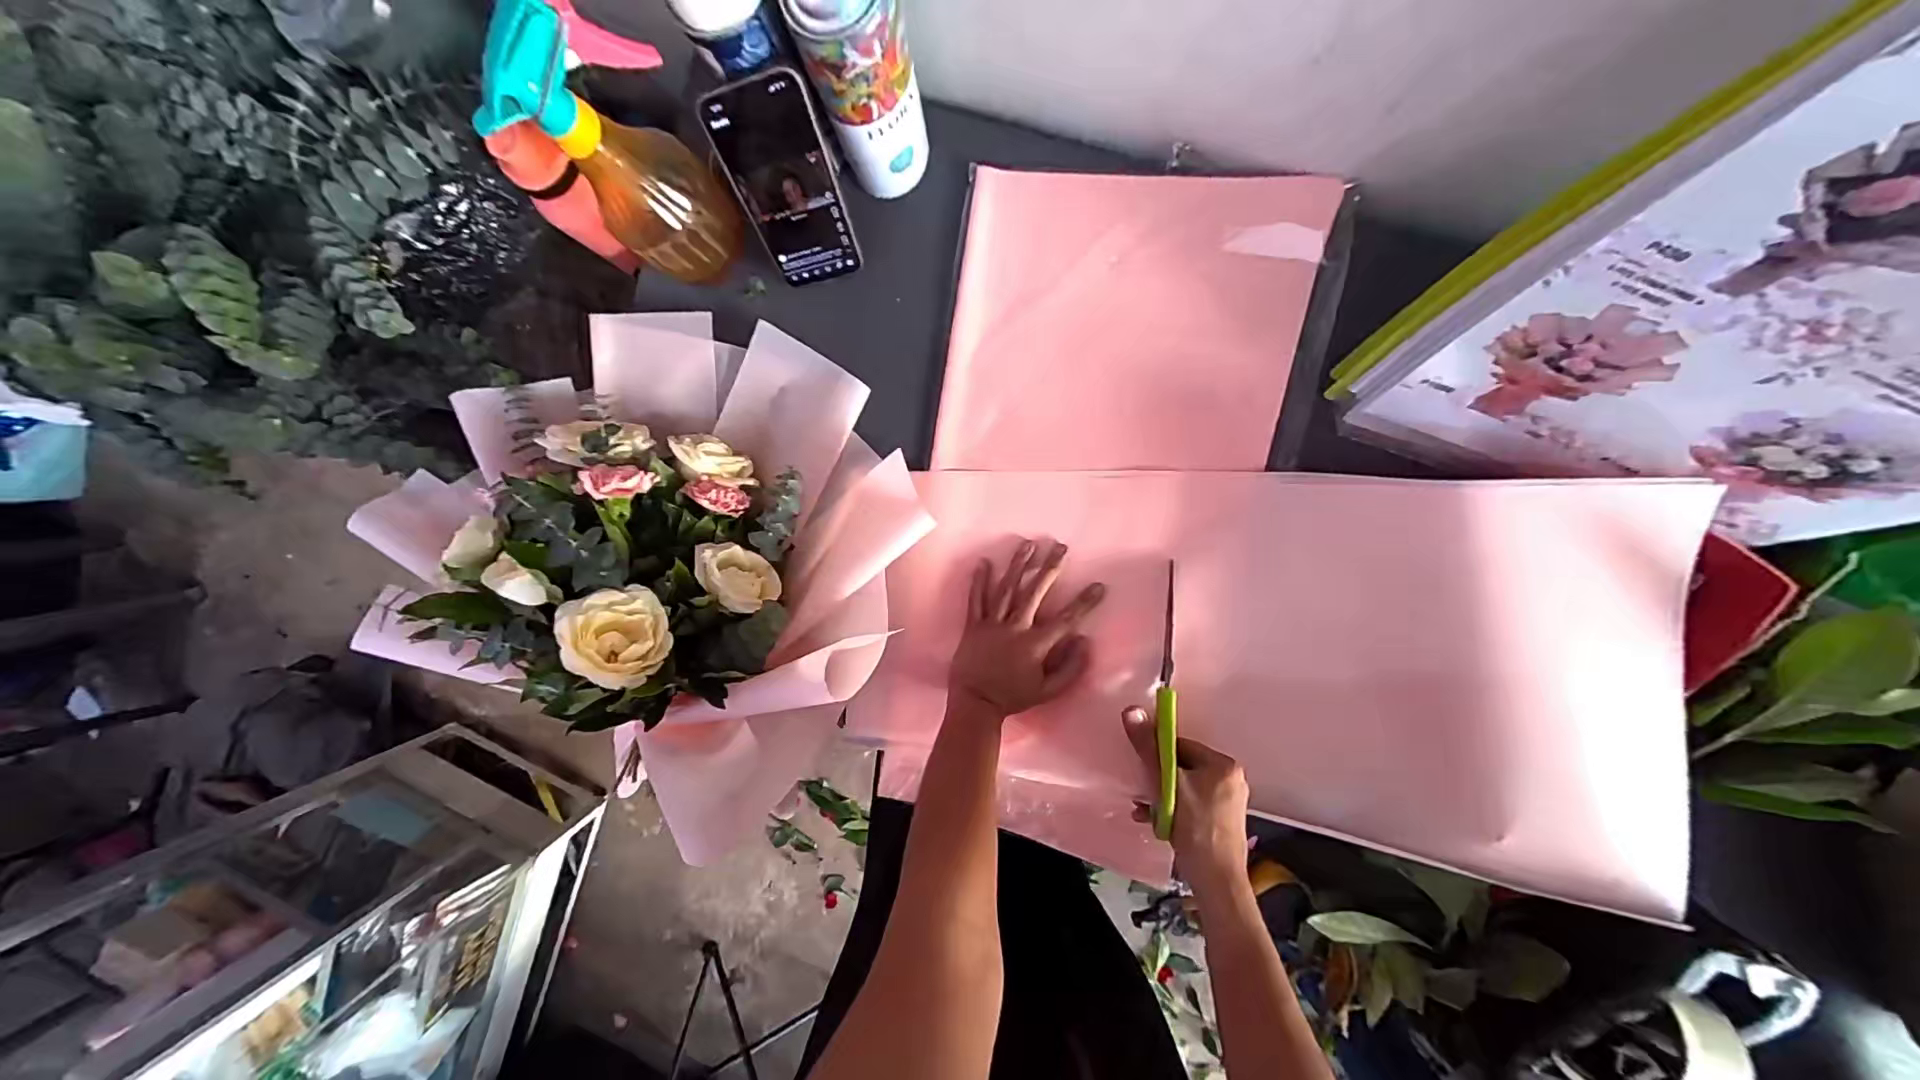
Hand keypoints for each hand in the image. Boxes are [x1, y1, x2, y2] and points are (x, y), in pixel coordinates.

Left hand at [948, 539, 1105, 718]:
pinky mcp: (974, 626)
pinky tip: (984, 562)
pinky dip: (979, 581)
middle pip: (1035, 592)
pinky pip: (976, 599)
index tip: (1099, 585)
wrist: (975, 703)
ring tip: (1028, 544)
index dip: (1084, 602)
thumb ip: (1071, 668)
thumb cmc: (1012, 698)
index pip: (1066, 619)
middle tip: (1060, 547)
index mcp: (1035, 644)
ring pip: (1007, 589)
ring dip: (1018, 565)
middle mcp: (1015, 628)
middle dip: (1049, 568)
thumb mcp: (1048, 691)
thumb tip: (1086, 642)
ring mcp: (992, 624)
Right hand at [1123, 707, 1250, 892]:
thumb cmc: (1195, 828)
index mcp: (1223, 765)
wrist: (1217, 882)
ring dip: (1160, 797)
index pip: (1181, 745)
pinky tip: (1154, 822)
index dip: (1157, 755)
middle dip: (1157, 778)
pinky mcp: (1221, 822)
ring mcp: (1227, 803)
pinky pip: (1190, 806)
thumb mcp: (1166, 784)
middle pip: (1181, 766)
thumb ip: (1149, 749)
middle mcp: (1230, 779)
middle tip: (1141, 792)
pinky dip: (1172, 811)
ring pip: (1183, 788)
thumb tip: (1131, 710)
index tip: (1142, 769)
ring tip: (1144, 810)